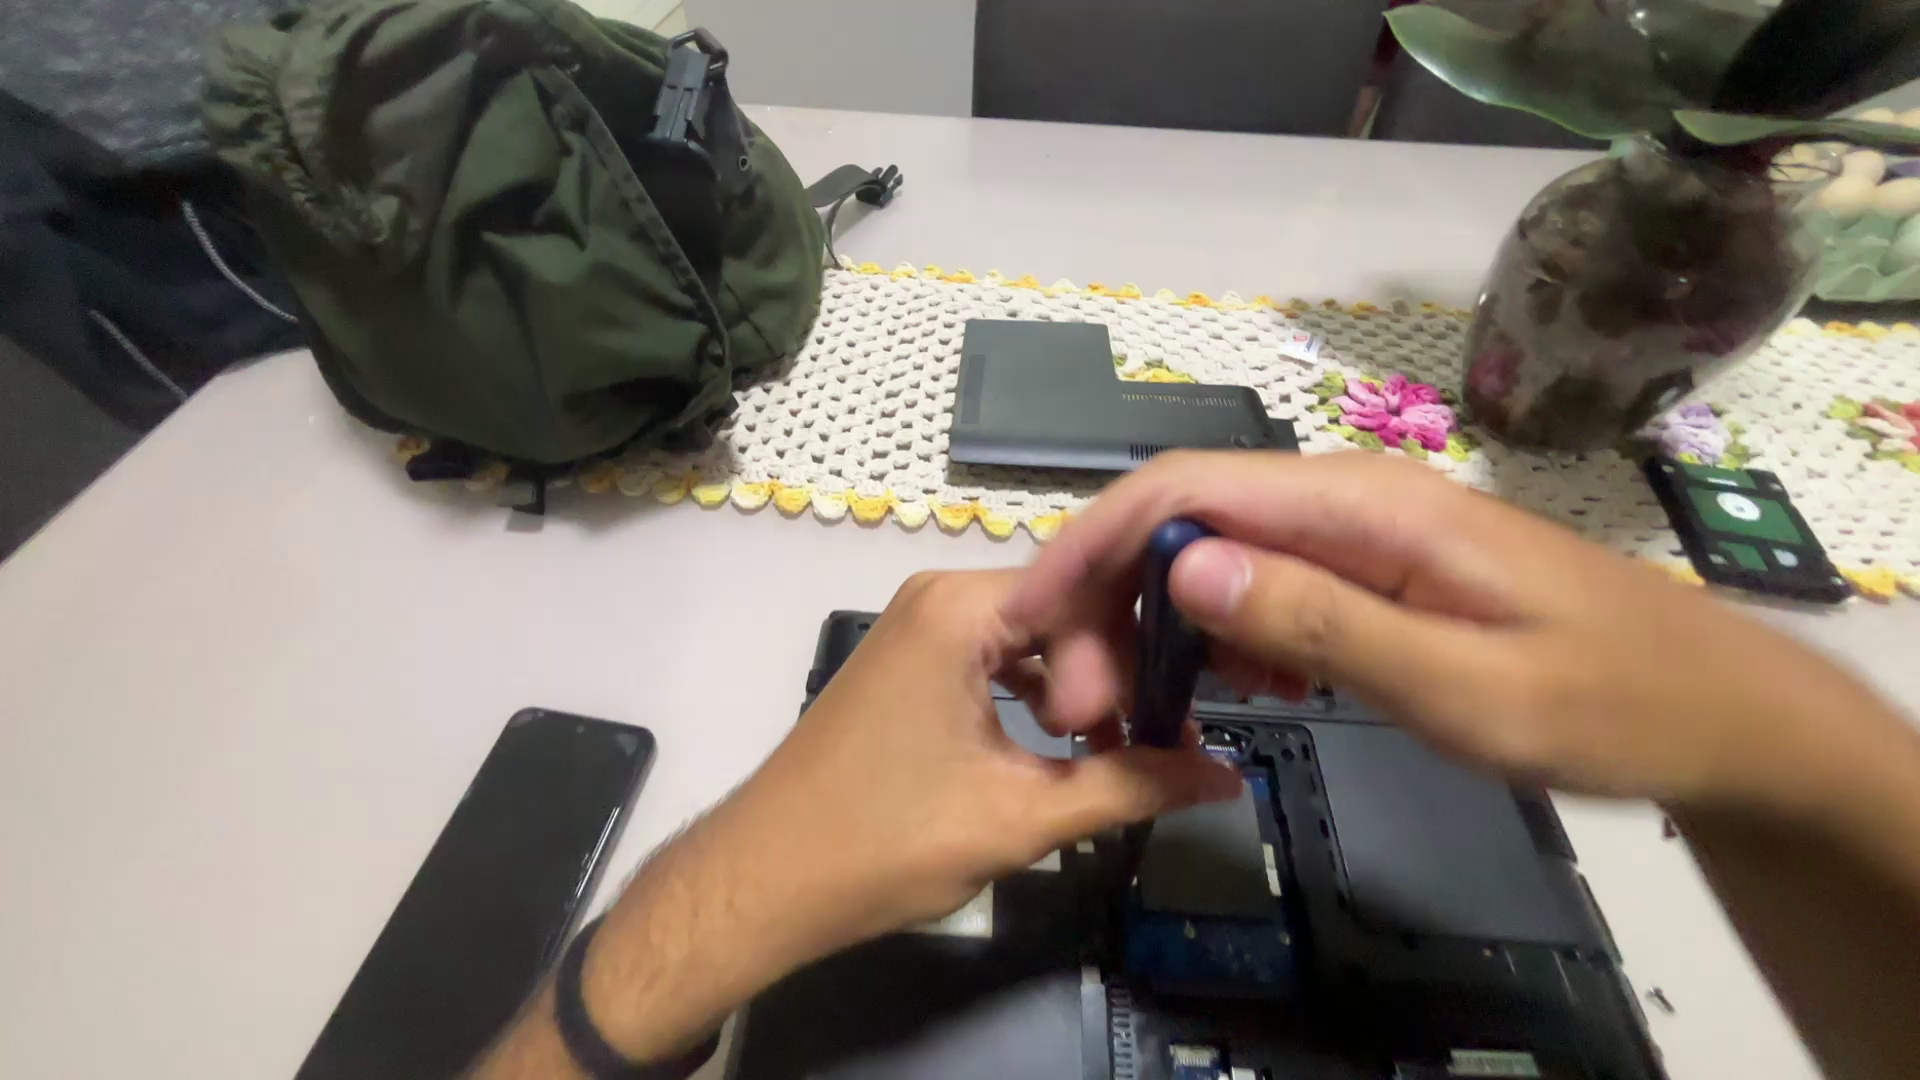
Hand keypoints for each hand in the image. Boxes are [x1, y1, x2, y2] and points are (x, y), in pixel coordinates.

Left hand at [716, 569, 1239, 954]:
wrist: (765, 878)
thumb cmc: (886, 841)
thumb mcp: (1021, 816)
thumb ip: (1132, 786)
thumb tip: (1228, 780)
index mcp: (963, 608)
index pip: (1088, 593)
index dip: (1138, 655)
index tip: (1171, 721)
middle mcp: (942, 594)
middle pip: (1061, 608)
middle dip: (1113, 673)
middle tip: (1156, 740)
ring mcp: (922, 622)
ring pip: (1032, 634)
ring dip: (1079, 686)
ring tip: (1119, 749)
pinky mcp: (913, 656)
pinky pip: (996, 654)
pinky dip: (1036, 691)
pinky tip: (1064, 742)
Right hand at [1005, 450, 1902, 810]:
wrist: (1722, 715)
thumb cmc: (1609, 704)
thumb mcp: (1464, 686)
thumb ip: (1321, 619)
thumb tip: (1182, 566)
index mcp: (1355, 507)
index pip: (1183, 491)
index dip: (1092, 544)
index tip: (1031, 615)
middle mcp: (1336, 502)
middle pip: (1180, 521)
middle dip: (1108, 601)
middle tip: (1081, 702)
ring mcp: (1346, 536)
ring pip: (1206, 556)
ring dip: (1151, 624)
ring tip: (1135, 707)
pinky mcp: (1356, 572)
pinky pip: (1252, 588)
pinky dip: (1210, 636)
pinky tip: (1221, 687)